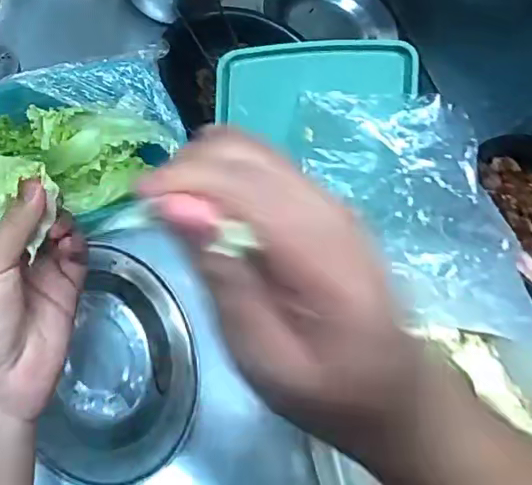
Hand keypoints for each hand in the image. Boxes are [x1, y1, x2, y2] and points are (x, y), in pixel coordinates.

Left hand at [0, 179, 87, 424]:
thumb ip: (15, 223)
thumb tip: (36, 183)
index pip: (3, 204)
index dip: (19, 185)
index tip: (36, 161)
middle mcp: (14, 251)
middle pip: (34, 213)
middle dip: (44, 198)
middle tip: (54, 187)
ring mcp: (41, 268)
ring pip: (56, 229)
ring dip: (60, 219)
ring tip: (58, 223)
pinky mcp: (65, 287)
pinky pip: (75, 254)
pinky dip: (75, 241)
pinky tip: (69, 239)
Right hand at [137, 129, 426, 457]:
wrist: (394, 388)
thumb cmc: (325, 387)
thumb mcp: (263, 356)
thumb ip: (221, 276)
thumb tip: (175, 206)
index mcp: (323, 253)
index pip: (242, 184)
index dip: (183, 178)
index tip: (137, 196)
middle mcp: (326, 207)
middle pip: (240, 152)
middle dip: (184, 166)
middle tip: (151, 205)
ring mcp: (323, 194)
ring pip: (245, 143)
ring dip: (198, 160)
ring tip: (173, 200)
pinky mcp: (313, 191)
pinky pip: (254, 155)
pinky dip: (217, 163)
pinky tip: (203, 197)